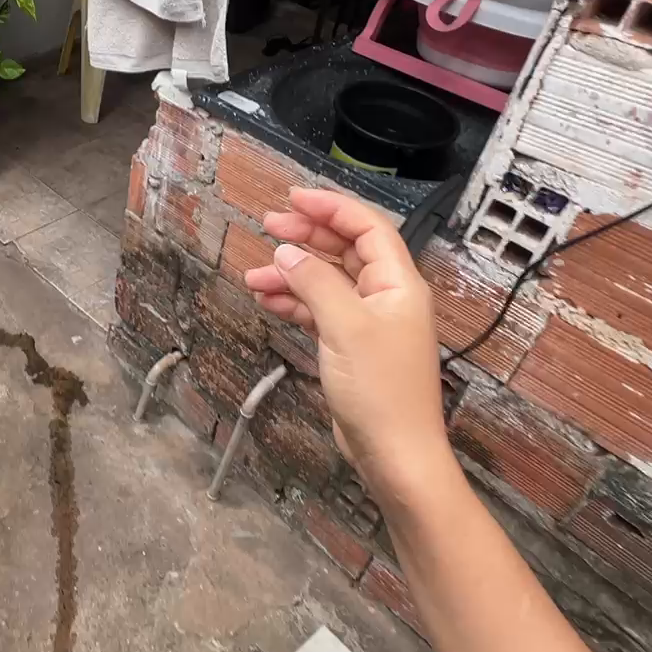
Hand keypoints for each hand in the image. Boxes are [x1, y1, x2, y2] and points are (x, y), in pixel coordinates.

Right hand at [242, 189, 457, 501]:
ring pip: (326, 282)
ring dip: (292, 275)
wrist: (394, 452)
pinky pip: (320, 311)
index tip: (292, 198)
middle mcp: (385, 296)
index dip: (330, 207)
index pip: (366, 228)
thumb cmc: (379, 387)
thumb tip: (286, 254)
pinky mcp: (351, 346)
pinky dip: (295, 303)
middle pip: (344, 251)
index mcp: (397, 283)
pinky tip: (268, 301)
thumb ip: (315, 283)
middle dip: (306, 236)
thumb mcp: (344, 326)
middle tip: (267, 225)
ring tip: (253, 276)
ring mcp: (368, 322)